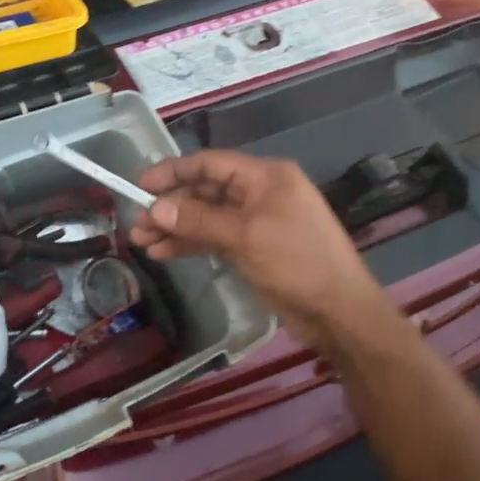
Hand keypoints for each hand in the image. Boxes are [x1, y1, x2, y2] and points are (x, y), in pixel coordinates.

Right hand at [129, 150, 392, 348]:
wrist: (343, 317)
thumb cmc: (299, 263)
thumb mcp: (245, 237)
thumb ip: (198, 220)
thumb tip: (155, 208)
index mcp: (265, 176)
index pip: (210, 163)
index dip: (173, 171)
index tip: (140, 184)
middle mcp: (260, 192)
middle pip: (205, 191)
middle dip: (170, 206)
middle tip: (137, 223)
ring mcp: (257, 221)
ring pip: (206, 216)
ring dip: (175, 227)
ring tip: (142, 242)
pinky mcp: (254, 248)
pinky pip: (215, 237)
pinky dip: (190, 243)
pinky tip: (164, 253)